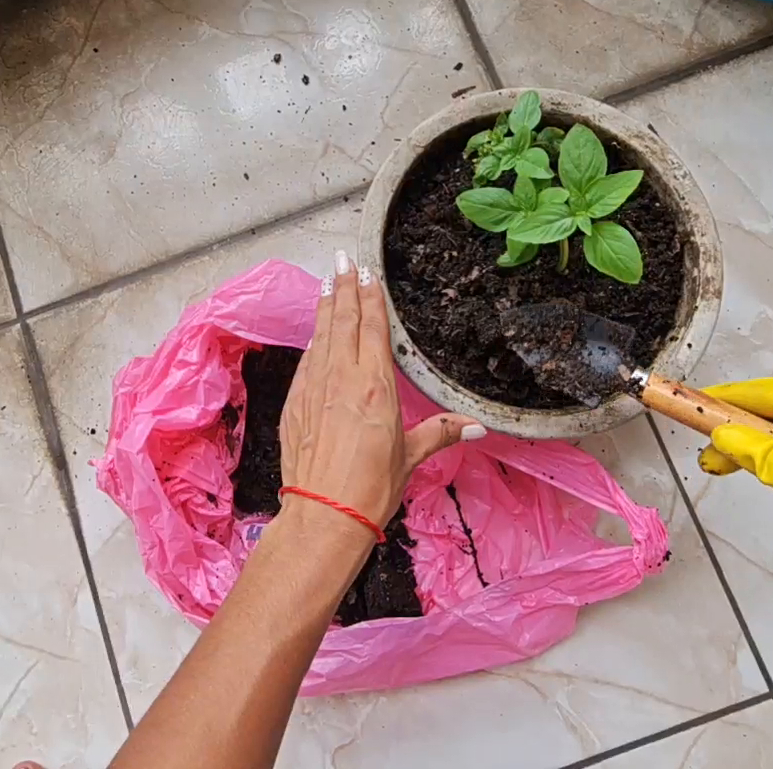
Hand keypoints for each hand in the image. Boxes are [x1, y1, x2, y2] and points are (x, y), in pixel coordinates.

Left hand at [278, 251, 484, 530]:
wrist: (322, 513)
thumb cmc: (371, 487)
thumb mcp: (410, 457)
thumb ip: (440, 434)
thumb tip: (477, 427)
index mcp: (374, 385)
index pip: (372, 328)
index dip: (370, 297)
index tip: (367, 273)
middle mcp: (342, 377)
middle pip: (343, 321)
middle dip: (343, 287)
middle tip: (342, 260)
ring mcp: (314, 387)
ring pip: (321, 335)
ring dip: (326, 306)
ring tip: (327, 281)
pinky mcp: (295, 402)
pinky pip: (307, 361)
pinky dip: (313, 341)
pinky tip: (315, 332)